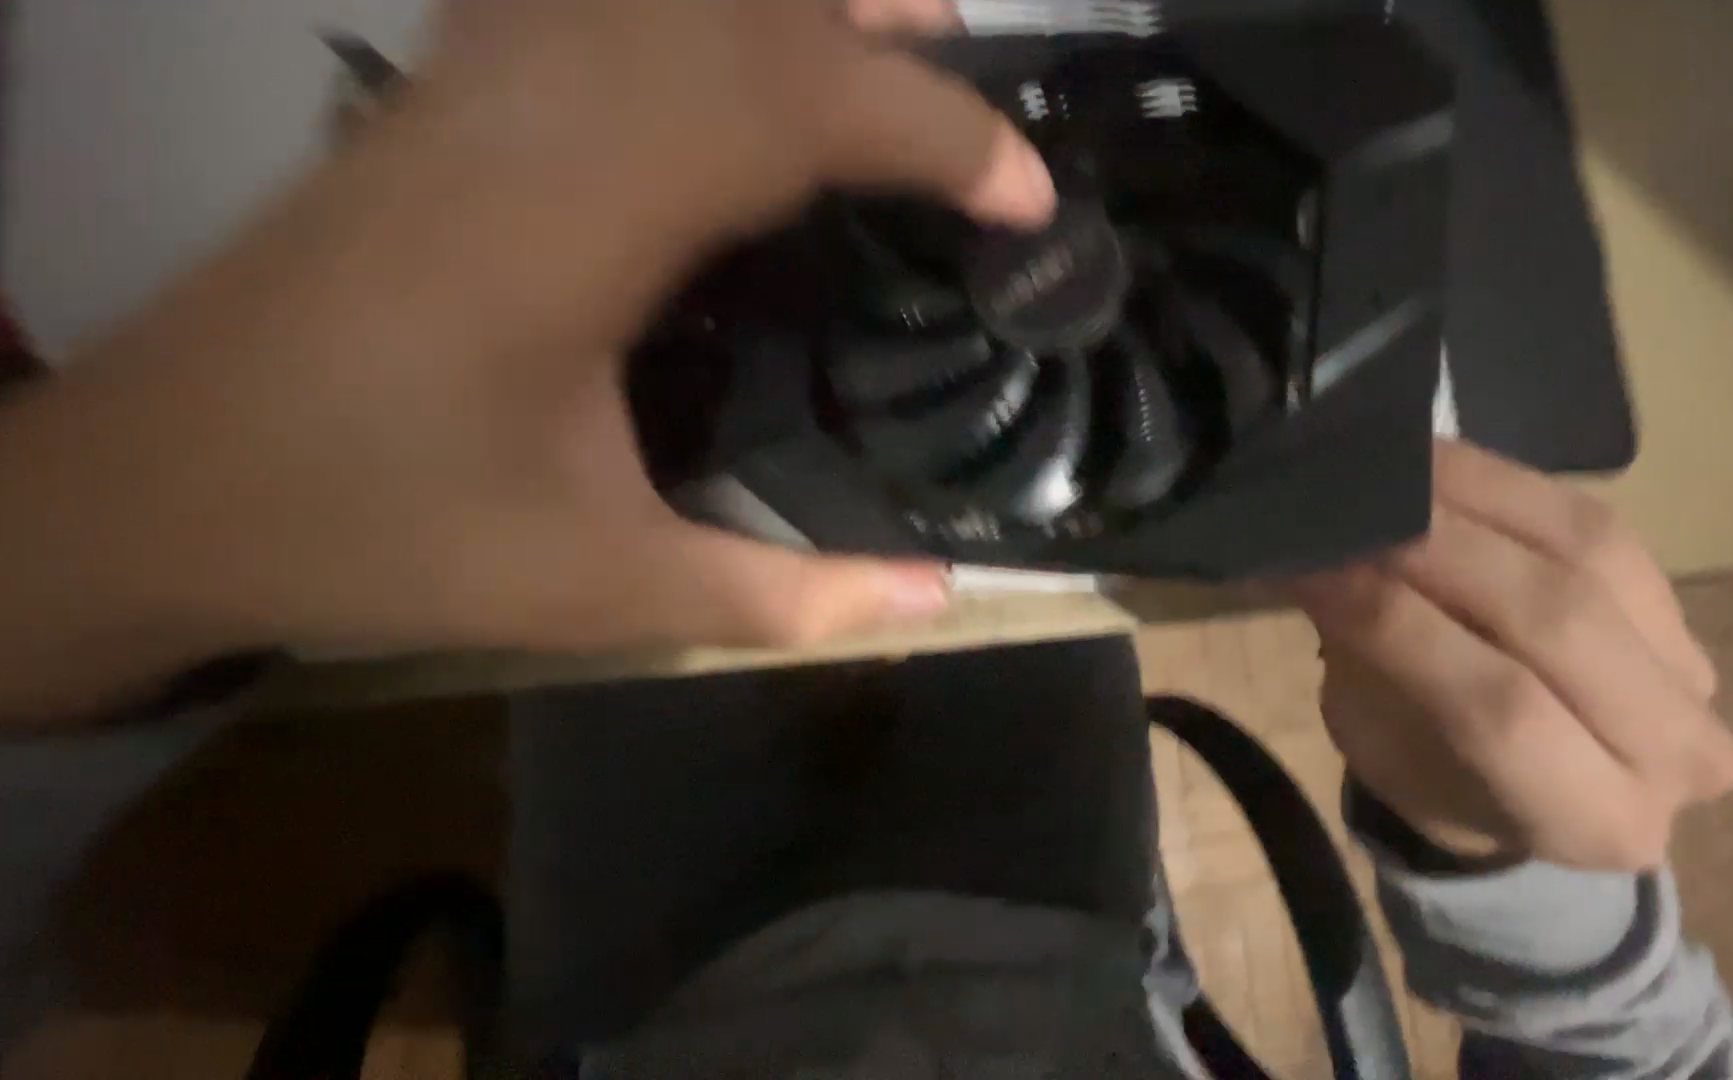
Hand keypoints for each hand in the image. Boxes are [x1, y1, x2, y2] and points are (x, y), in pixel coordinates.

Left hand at [0, 0, 1053, 720]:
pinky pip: (601, 1)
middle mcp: (534, 108)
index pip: (795, 107)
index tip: (1025, 196)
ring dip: (807, 6)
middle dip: (894, 47)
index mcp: (578, 219)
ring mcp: (480, 82)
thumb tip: (935, 599)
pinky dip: (703, 11)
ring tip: (903, 45)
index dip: (934, 134)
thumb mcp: (605, 590)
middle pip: (750, 12)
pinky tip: (740, 47)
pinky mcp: (450, 95)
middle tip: (986, 123)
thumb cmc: (386, 537)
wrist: (160, 488)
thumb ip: (783, 596)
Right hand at [1296, 441, 1732, 871]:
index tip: (1316, 571)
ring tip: (1380, 476)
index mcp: (1592, 821)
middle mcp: (1675, 753)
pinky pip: (1589, 520)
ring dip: (1466, 500)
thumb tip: (1311, 558)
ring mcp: (1690, 665)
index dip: (1402, 626)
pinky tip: (1429, 469)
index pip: (1500, 711)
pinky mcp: (1674, 598)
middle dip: (1434, 548)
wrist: (1510, 775)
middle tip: (1344, 506)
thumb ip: (1363, 652)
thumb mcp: (1372, 733)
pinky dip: (1498, 486)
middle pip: (1556, 619)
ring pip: (1584, 551)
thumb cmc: (1421, 769)